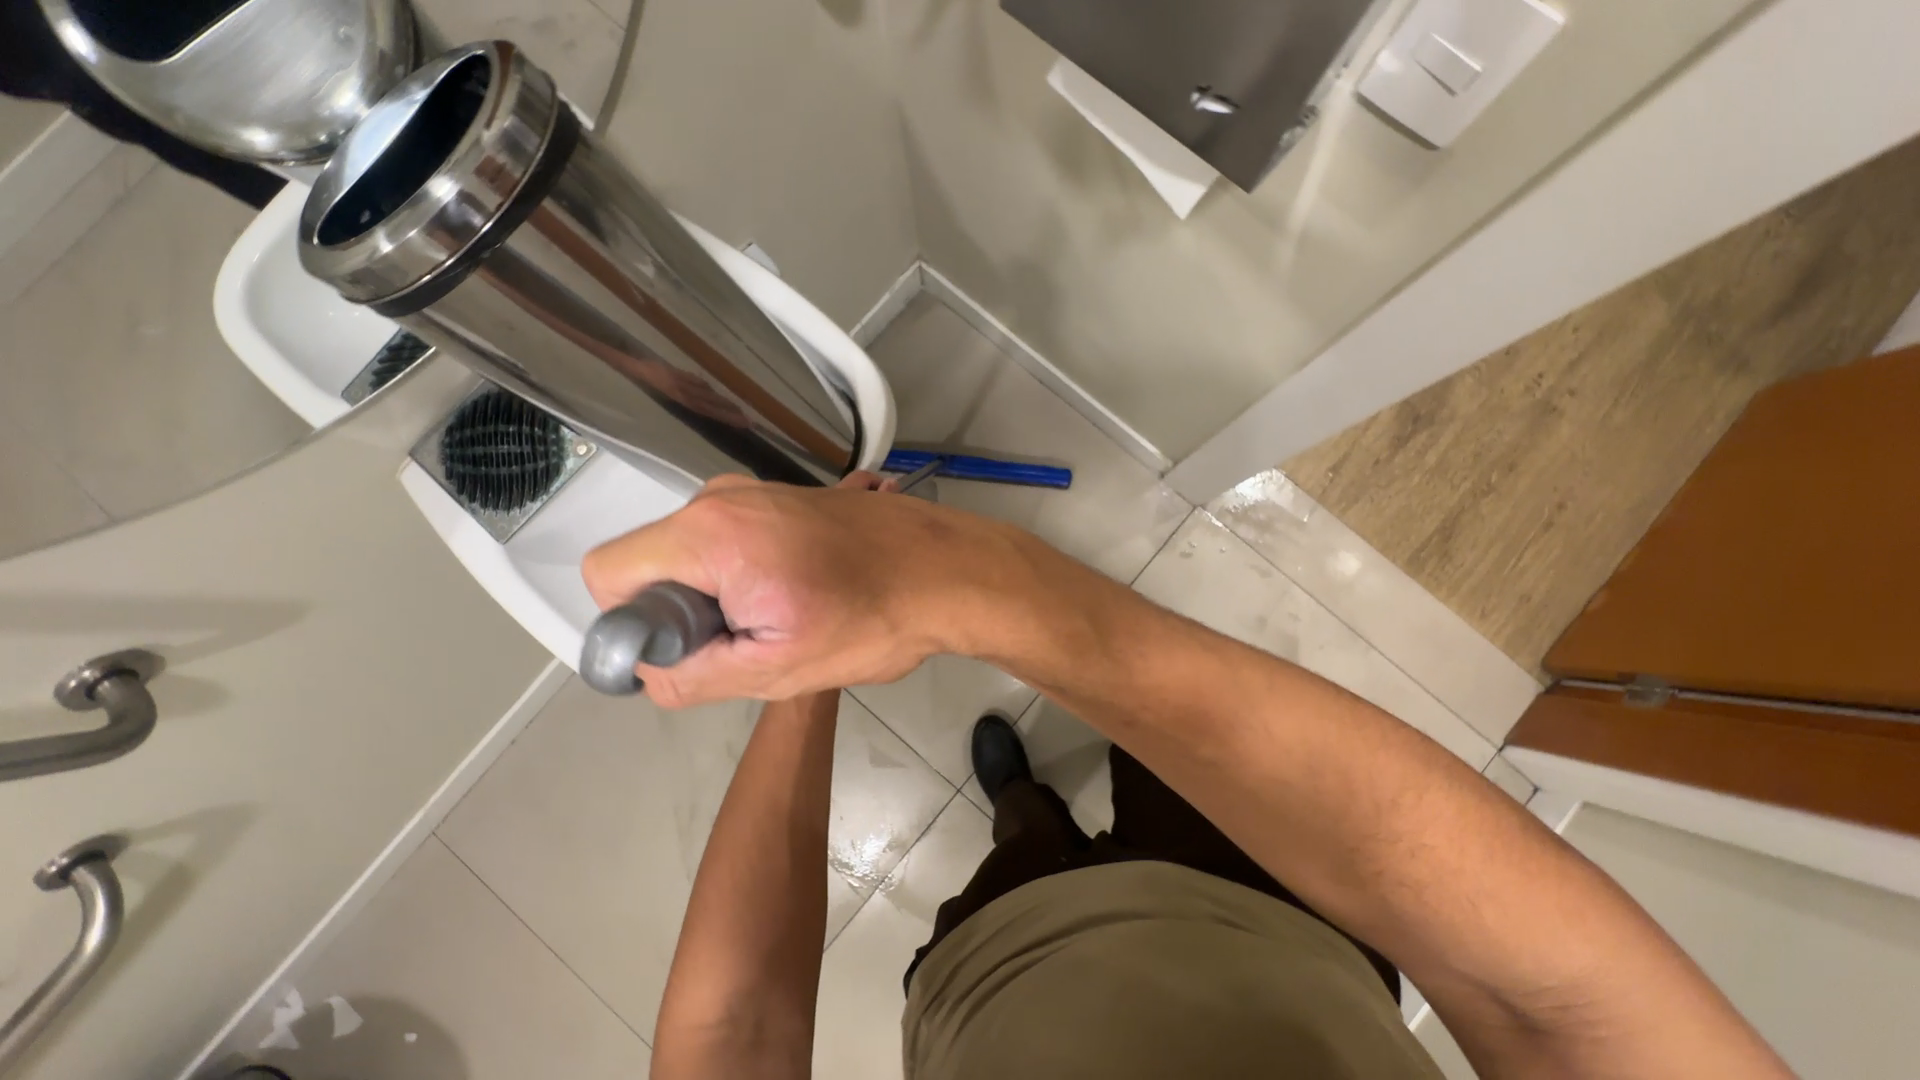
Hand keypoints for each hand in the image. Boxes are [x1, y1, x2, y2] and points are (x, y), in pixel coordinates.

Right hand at [582, 471, 1020, 706]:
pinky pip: (728, 542)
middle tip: (751, 639)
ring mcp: (752, 492)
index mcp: (707, 533)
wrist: (949, 568)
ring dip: (720, 596)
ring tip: (786, 616)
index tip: (690, 648)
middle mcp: (719, 498)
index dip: (633, 624)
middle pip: (651, 563)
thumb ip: (691, 676)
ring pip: (691, 556)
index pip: (608, 573)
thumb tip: (647, 671)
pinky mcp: (779, 498)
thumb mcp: (776, 669)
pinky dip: (745, 574)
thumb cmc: (872, 619)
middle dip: (682, 612)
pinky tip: (801, 593)